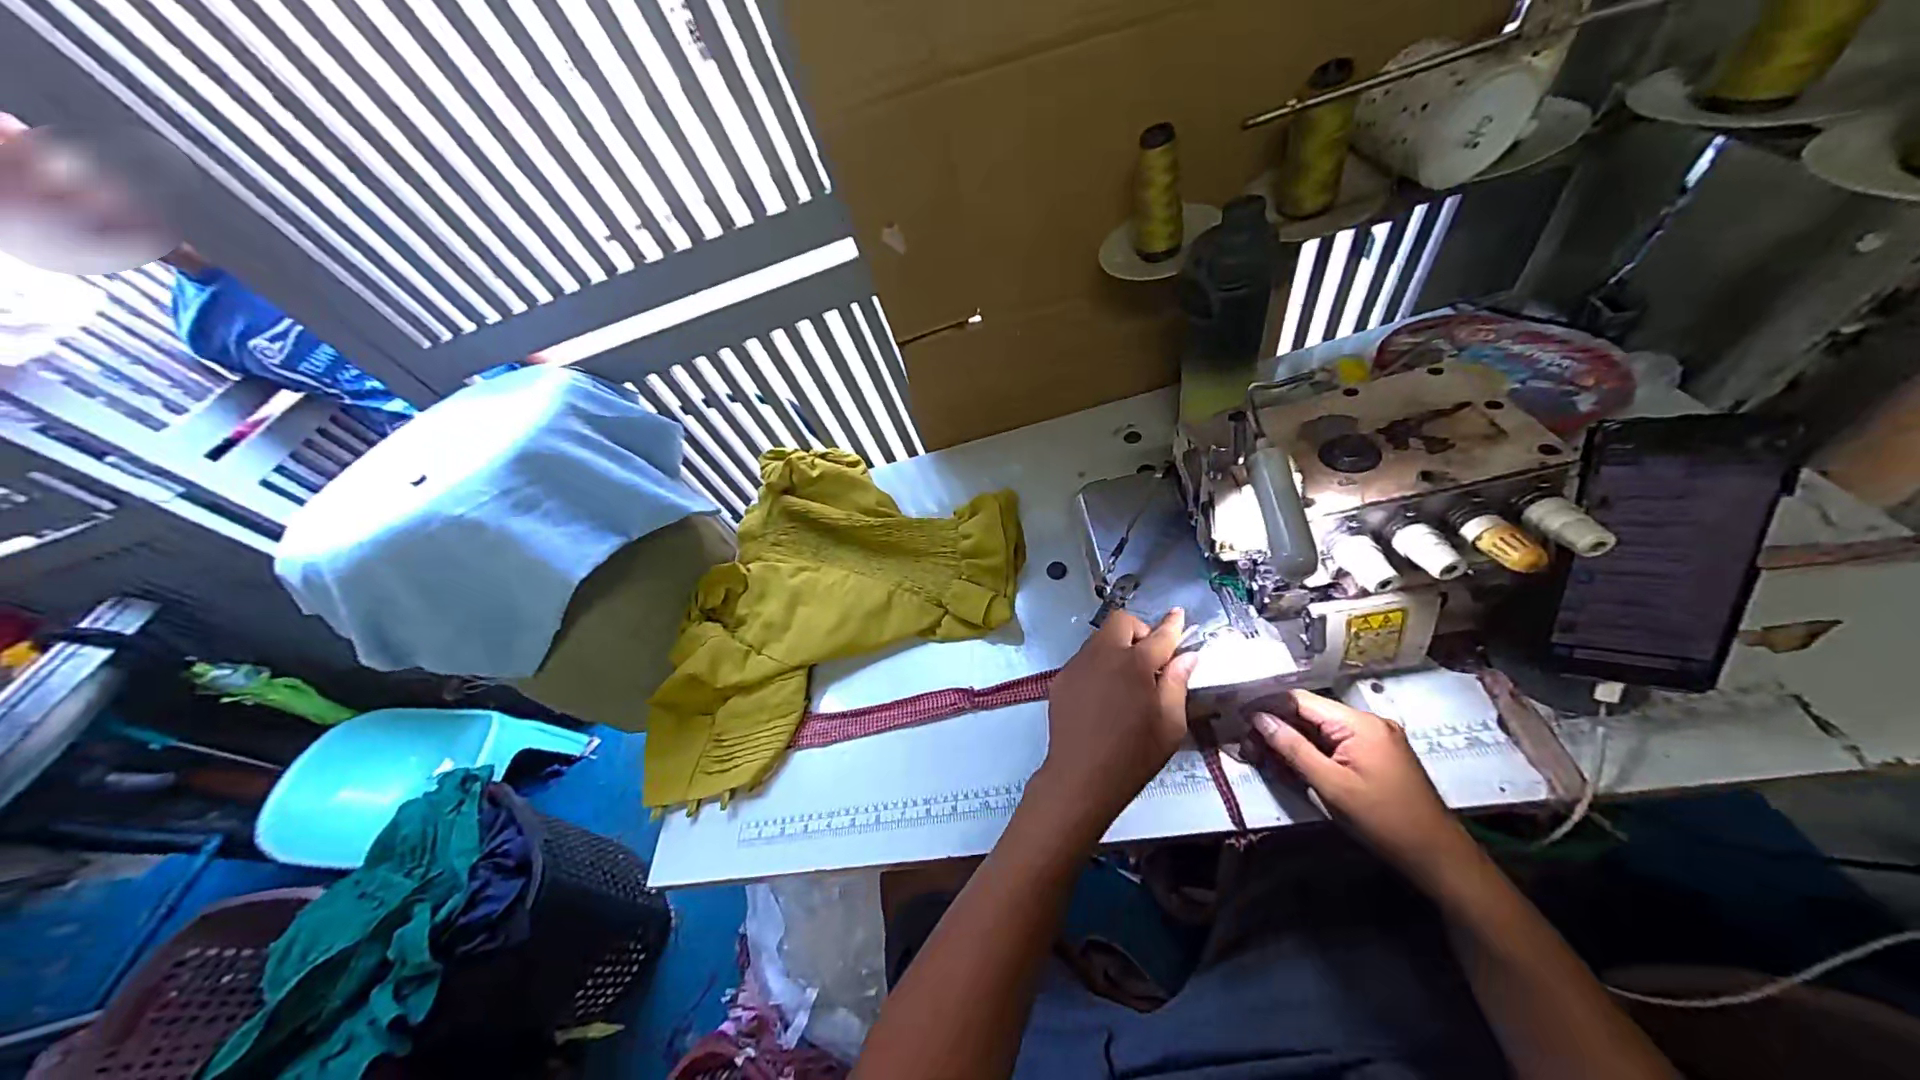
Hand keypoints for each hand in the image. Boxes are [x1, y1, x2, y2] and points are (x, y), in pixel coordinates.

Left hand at [1032, 609, 1199, 836]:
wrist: (1081, 776)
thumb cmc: (1134, 755)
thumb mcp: (1170, 724)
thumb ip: (1177, 683)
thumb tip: (1186, 656)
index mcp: (1135, 663)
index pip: (1160, 635)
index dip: (1172, 624)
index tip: (1178, 615)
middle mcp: (1103, 654)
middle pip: (1121, 622)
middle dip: (1139, 631)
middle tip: (1149, 659)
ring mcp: (1077, 665)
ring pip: (1100, 639)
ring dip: (1117, 647)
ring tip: (1127, 679)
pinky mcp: (1061, 679)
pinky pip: (1084, 659)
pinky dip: (1099, 665)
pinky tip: (1104, 694)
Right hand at [1248, 689, 1477, 886]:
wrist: (1437, 856)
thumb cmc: (1383, 820)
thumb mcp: (1330, 785)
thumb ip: (1293, 748)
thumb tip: (1259, 718)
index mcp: (1359, 724)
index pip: (1301, 700)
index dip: (1267, 706)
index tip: (1238, 717)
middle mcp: (1367, 723)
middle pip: (1309, 714)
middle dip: (1276, 729)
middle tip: (1248, 748)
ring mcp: (1374, 739)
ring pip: (1318, 731)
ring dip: (1290, 744)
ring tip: (1264, 761)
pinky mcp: (1375, 756)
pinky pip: (1333, 745)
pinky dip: (1310, 754)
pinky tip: (1291, 768)